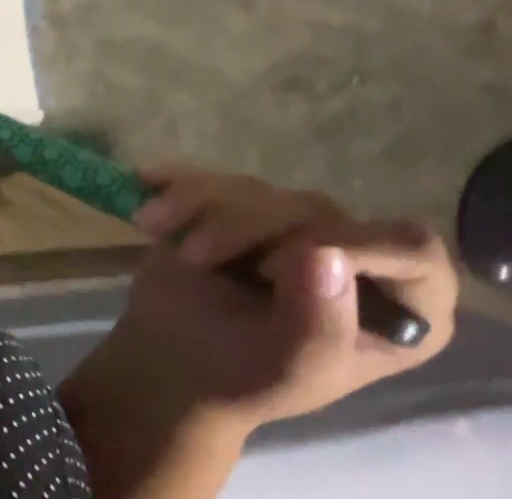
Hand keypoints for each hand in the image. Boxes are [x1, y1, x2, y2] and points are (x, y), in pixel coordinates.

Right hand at [114, 165, 458, 431]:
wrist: (169, 361)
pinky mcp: (233, 212)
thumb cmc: (241, 377)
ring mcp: (286, 230)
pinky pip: (211, 179)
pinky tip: (145, 194)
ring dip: (195, 206)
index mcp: (395, 306)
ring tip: (148, 228)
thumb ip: (320, 321)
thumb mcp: (291, 368)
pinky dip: (173, 185)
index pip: (410, 249)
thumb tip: (323, 252)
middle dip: (243, 227)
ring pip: (254, 190)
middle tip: (194, 257)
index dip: (353, 246)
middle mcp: (350, 258)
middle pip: (313, 211)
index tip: (274, 270)